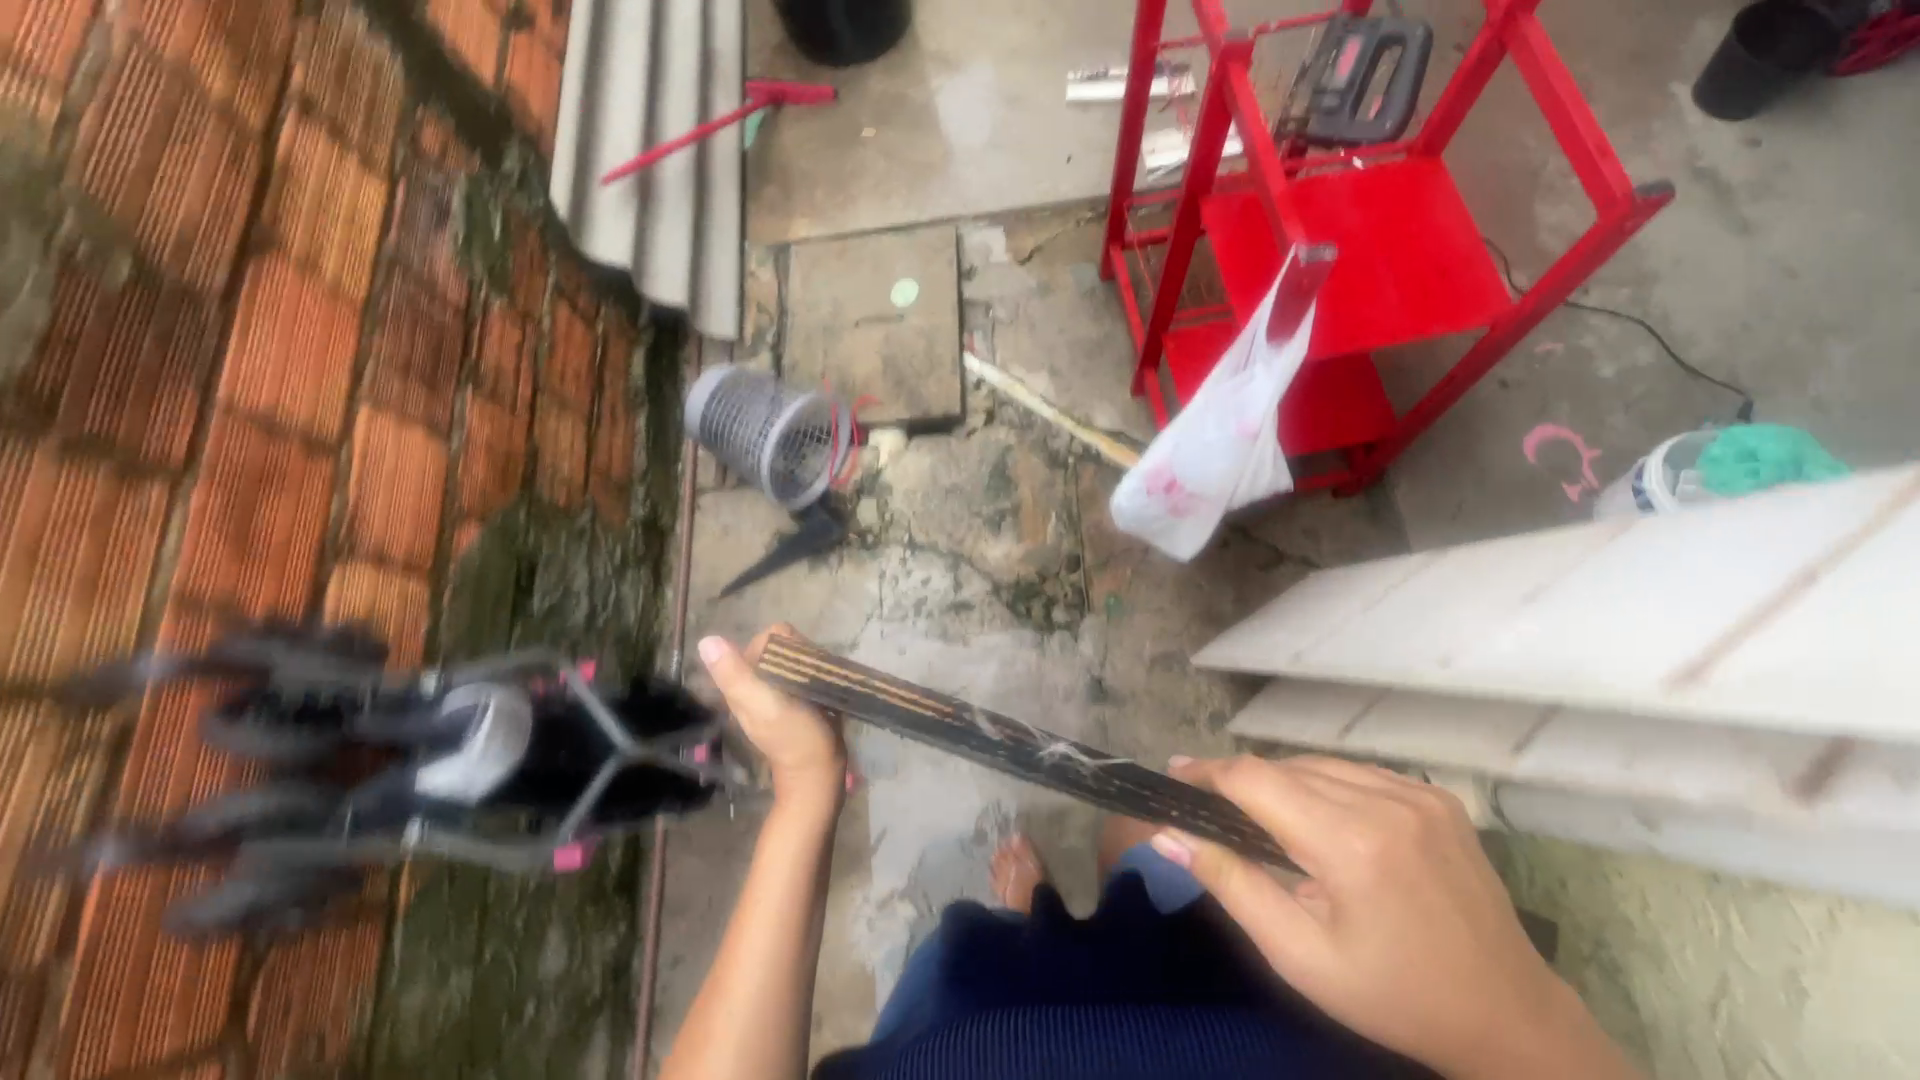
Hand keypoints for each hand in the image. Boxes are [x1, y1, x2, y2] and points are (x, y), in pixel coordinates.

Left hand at [698, 625, 845, 806]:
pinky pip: (809, 671)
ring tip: (817, 687)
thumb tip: (706, 641)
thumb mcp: (762, 705)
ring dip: (811, 665)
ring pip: (799, 656)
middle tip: (810, 681)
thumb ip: (736, 675)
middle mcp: (759, 681)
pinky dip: (817, 675)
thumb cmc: (793, 738)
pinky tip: (822, 691)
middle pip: (784, 645)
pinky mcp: (800, 697)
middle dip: (801, 656)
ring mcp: (780, 689)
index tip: (796, 668)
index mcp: (744, 681)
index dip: (785, 646)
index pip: (767, 638)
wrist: (818, 772)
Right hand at [1155, 755, 1633, 1079]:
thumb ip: (1230, 885)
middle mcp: (1387, 801)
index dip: (1207, 772)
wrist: (1506, 1014)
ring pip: (1320, 764)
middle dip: (1239, 781)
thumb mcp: (1297, 955)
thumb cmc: (1390, 996)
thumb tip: (1167, 834)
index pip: (1255, 779)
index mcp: (1351, 843)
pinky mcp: (1438, 798)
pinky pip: (1358, 773)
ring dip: (1281, 782)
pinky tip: (1316, 819)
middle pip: (1284, 766)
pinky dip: (1323, 786)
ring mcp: (1419, 794)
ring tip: (1258, 817)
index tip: (1172, 776)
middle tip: (1208, 808)